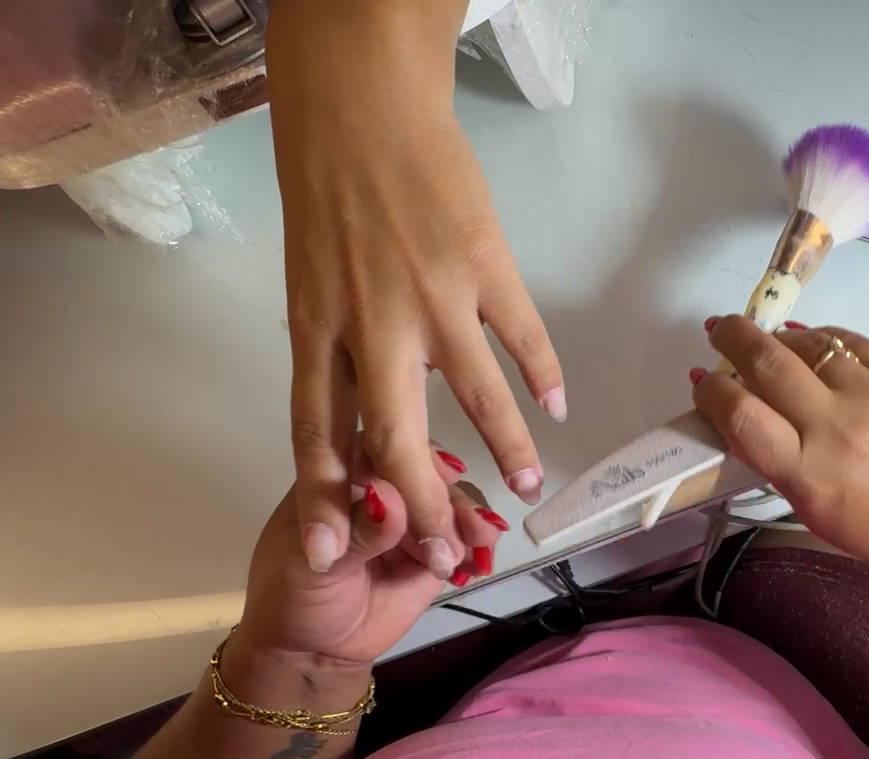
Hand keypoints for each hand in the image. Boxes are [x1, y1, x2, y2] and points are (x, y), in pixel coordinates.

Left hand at [229, 457, 508, 696]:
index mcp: (346, 478)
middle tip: (473, 523)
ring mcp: (414, 524)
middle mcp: (386, 492)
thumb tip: (392, 496)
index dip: (416, 457)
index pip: (383, 450)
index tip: (443, 472)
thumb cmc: (293, 594)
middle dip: (455, 498)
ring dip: (472, 521)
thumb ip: (358, 531)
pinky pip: (465, 545)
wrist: (312, 649)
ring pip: (453, 510)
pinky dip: (479, 549)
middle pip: (429, 478)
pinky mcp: (435, 555)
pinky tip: (483, 561)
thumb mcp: (315, 561)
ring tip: (483, 541)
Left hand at [267, 0, 562, 579]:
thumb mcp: (310, 281)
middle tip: (450, 546)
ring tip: (529, 484)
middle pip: (397, 433)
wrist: (357, 98)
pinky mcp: (484, 264)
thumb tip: (374, 416)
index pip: (319, 430)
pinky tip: (559, 405)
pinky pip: (521, 335)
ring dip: (507, 447)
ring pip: (476, 394)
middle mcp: (372, 323)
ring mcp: (433, 295)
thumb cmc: (328, 190)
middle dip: (423, 501)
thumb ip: (339, 353)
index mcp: (318, 328)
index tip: (349, 550)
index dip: (334, 495)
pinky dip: (543, 374)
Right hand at [692, 317, 868, 585]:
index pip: (740, 414)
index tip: (704, 384)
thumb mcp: (803, 502)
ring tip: (765, 344)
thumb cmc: (865, 529)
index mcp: (805, 471)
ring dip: (777, 339)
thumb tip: (736, 406)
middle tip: (718, 330)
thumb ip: (769, 454)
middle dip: (733, 337)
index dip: (712, 391)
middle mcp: (837, 427)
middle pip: (768, 363)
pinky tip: (807, 343)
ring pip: (809, 344)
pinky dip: (821, 338)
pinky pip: (850, 340)